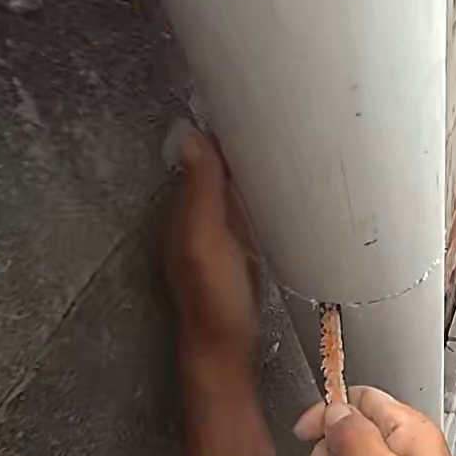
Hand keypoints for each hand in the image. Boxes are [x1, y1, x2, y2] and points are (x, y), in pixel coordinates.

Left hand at [163, 131, 260, 373]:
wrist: (228, 349)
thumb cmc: (215, 304)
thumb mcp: (205, 244)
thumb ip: (200, 195)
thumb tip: (191, 140)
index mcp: (183, 216)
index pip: (196, 159)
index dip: (216, 133)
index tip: (242, 107)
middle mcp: (197, 224)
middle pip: (214, 173)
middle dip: (234, 146)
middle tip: (266, 120)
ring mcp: (219, 240)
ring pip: (230, 192)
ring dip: (246, 171)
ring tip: (272, 145)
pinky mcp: (239, 255)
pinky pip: (246, 214)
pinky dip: (256, 197)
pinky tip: (271, 192)